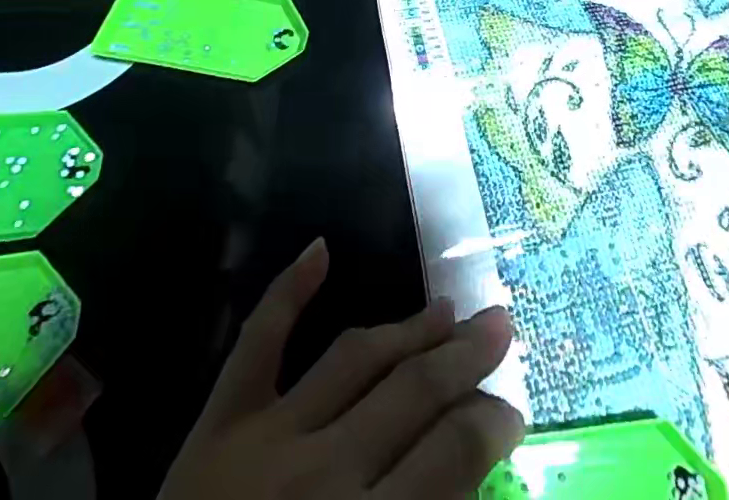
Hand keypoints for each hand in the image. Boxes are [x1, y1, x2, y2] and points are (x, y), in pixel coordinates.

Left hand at [159, 239, 523, 499]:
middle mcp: (325, 472)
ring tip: (447, 308)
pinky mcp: (218, 426)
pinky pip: (257, 345)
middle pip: (417, 389)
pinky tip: (319, 250)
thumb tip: (474, 477)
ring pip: (358, 356)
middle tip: (499, 327)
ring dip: (410, 327)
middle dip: (468, 354)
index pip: (454, 448)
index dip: (493, 421)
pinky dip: (286, 293)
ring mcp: (267, 439)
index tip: (510, 412)